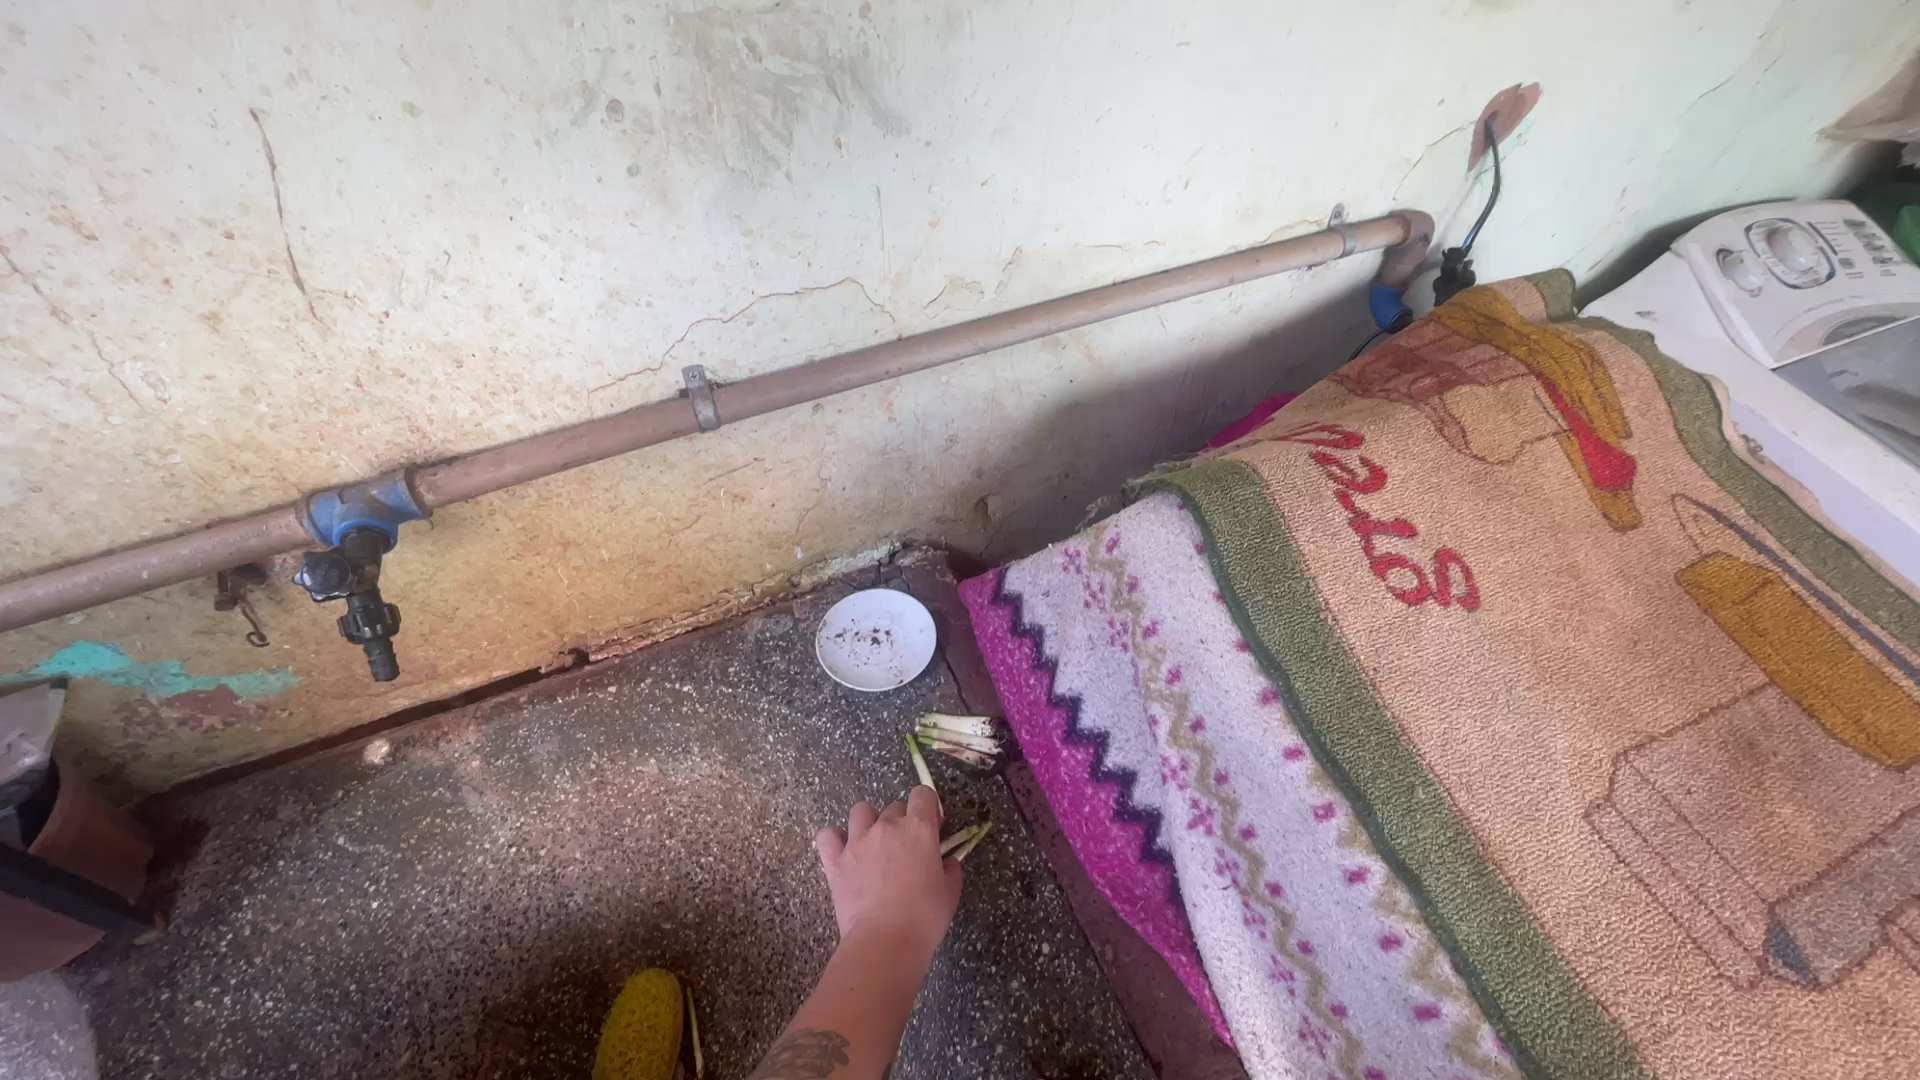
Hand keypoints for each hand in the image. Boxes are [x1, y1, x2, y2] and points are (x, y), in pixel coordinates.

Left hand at [814, 786, 962, 955]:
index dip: (929, 807)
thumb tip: (947, 862)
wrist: (885, 942)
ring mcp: (858, 840)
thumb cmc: (924, 918)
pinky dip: (835, 839)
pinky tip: (844, 852)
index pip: (923, 794)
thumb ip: (950, 869)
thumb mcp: (950, 893)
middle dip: (903, 821)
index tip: (932, 826)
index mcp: (918, 829)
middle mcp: (887, 826)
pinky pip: (828, 835)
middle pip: (895, 806)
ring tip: (874, 845)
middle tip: (906, 848)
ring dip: (869, 822)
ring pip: (861, 810)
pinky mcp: (835, 860)